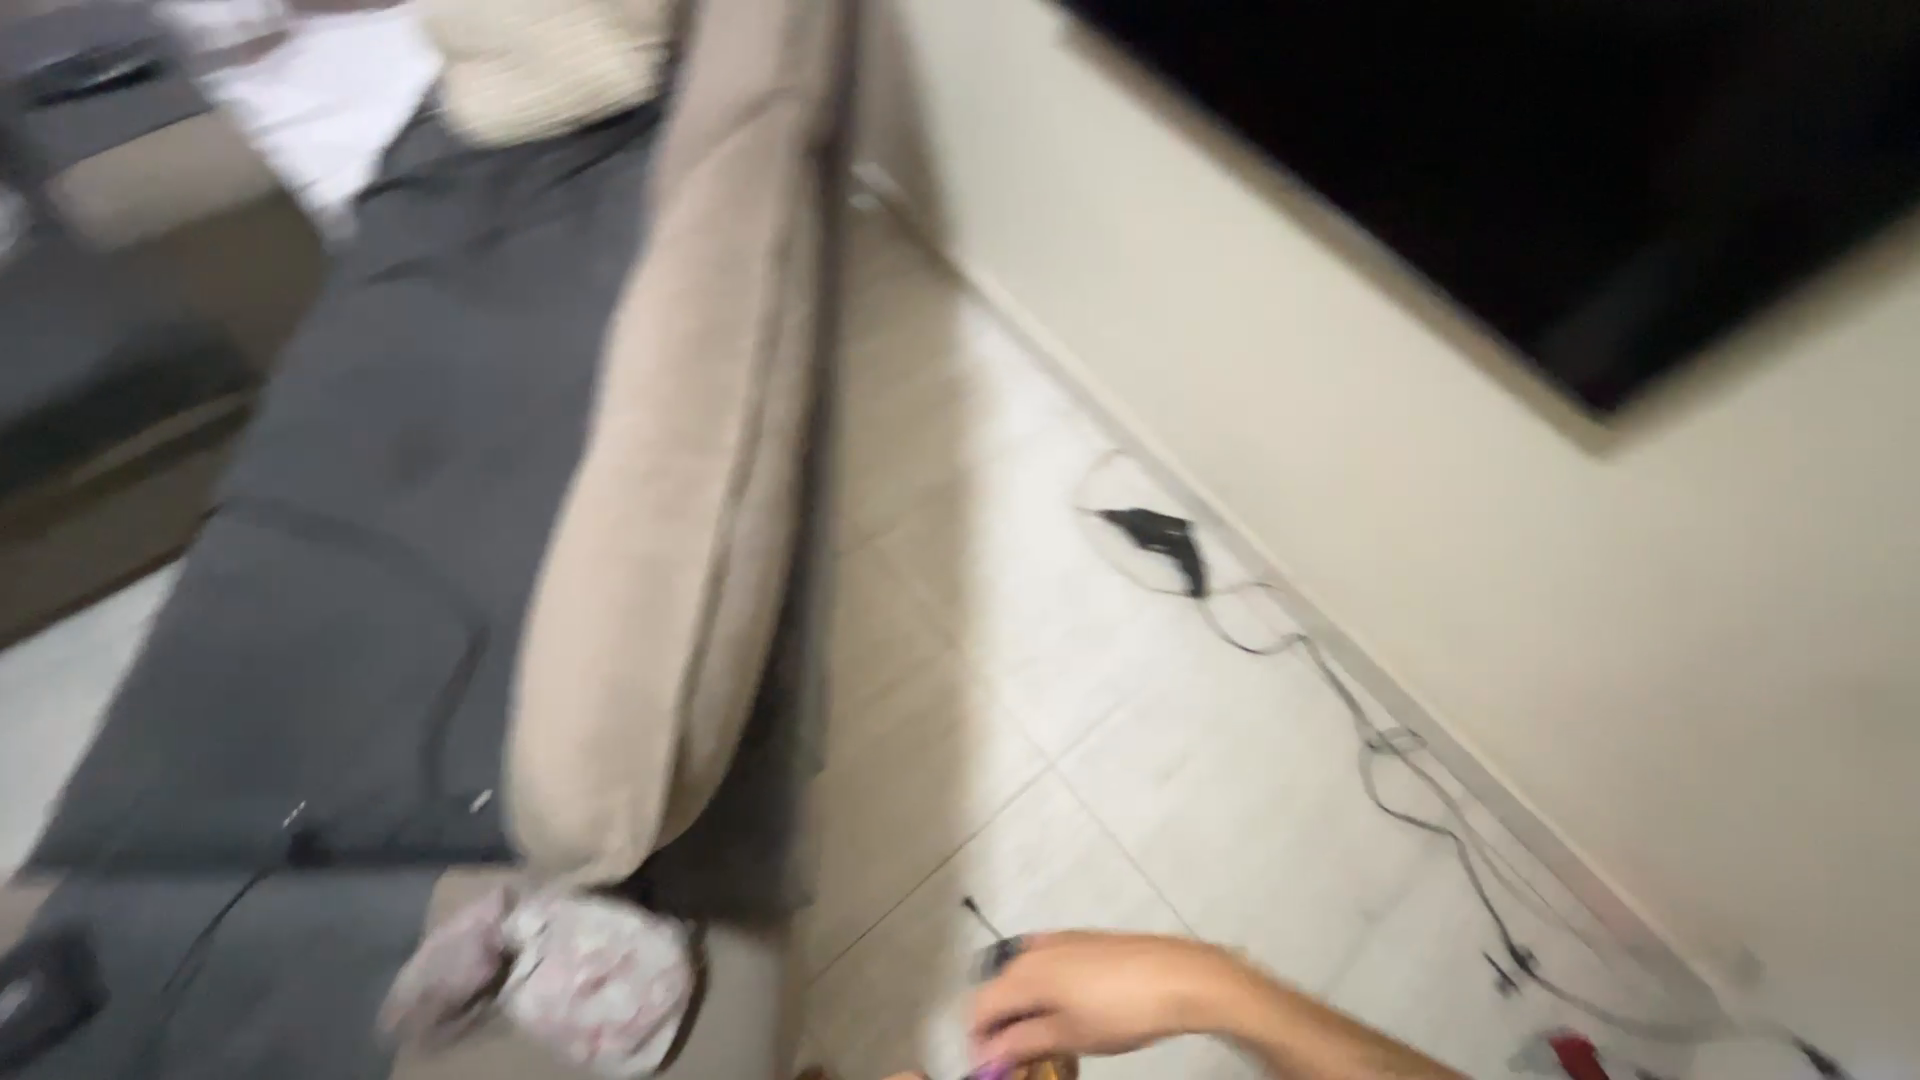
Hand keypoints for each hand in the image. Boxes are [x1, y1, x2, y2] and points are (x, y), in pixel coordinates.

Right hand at [968, 931, 1247, 1067]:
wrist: (1174, 975)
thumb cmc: (1118, 1010)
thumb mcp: (1069, 1035)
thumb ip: (1022, 1042)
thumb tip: (989, 1053)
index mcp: (1024, 972)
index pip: (980, 1006)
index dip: (981, 1042)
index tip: (996, 1070)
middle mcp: (1033, 949)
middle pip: (1001, 992)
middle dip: (1006, 1030)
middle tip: (1025, 1064)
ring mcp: (1057, 941)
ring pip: (1025, 981)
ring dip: (1027, 1016)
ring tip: (1052, 1049)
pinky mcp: (1080, 941)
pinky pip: (1047, 970)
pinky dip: (1047, 997)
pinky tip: (1071, 1019)